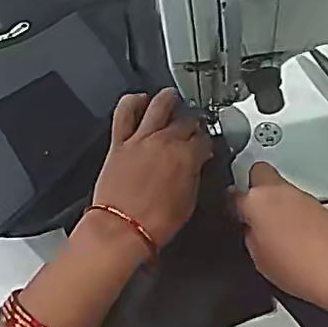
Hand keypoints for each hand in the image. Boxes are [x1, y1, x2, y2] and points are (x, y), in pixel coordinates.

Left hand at [89, 89, 210, 250]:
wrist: (122, 229)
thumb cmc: (153, 222)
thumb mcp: (188, 202)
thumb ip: (193, 177)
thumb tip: (194, 167)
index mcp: (187, 157)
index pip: (204, 139)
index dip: (207, 141)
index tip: (205, 145)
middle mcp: (165, 142)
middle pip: (186, 120)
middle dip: (194, 121)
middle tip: (194, 124)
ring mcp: (141, 139)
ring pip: (159, 105)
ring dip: (169, 100)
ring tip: (172, 98)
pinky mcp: (120, 143)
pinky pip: (124, 113)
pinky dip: (132, 102)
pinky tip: (138, 100)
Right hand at [237, 162, 327, 313]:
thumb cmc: (304, 268)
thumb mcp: (258, 259)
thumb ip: (249, 236)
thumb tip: (250, 230)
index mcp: (257, 199)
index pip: (233, 192)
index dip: (231, 204)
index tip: (234, 214)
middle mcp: (281, 191)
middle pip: (259, 174)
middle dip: (254, 188)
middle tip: (252, 213)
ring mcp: (304, 197)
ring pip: (281, 189)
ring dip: (277, 203)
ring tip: (277, 235)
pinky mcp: (322, 207)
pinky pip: (300, 204)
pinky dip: (296, 215)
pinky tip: (297, 241)